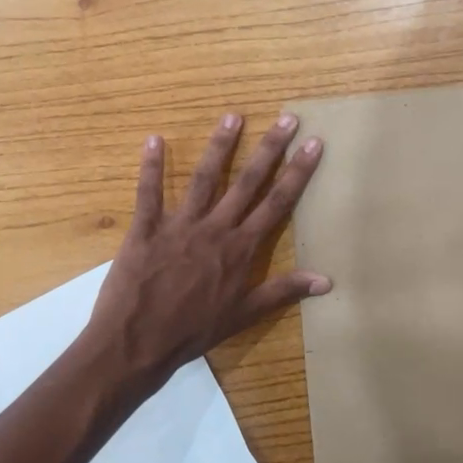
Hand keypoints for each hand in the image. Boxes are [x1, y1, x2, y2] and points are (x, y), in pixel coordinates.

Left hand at [82, 113, 330, 388]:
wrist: (135, 346)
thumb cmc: (193, 332)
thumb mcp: (244, 314)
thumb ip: (284, 291)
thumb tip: (327, 280)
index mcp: (241, 248)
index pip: (278, 202)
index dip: (298, 171)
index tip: (313, 143)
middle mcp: (215, 229)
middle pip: (248, 182)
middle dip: (270, 148)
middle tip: (286, 118)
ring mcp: (179, 226)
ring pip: (204, 179)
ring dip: (220, 146)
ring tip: (233, 116)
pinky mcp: (145, 230)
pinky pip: (148, 194)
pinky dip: (150, 167)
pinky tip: (153, 139)